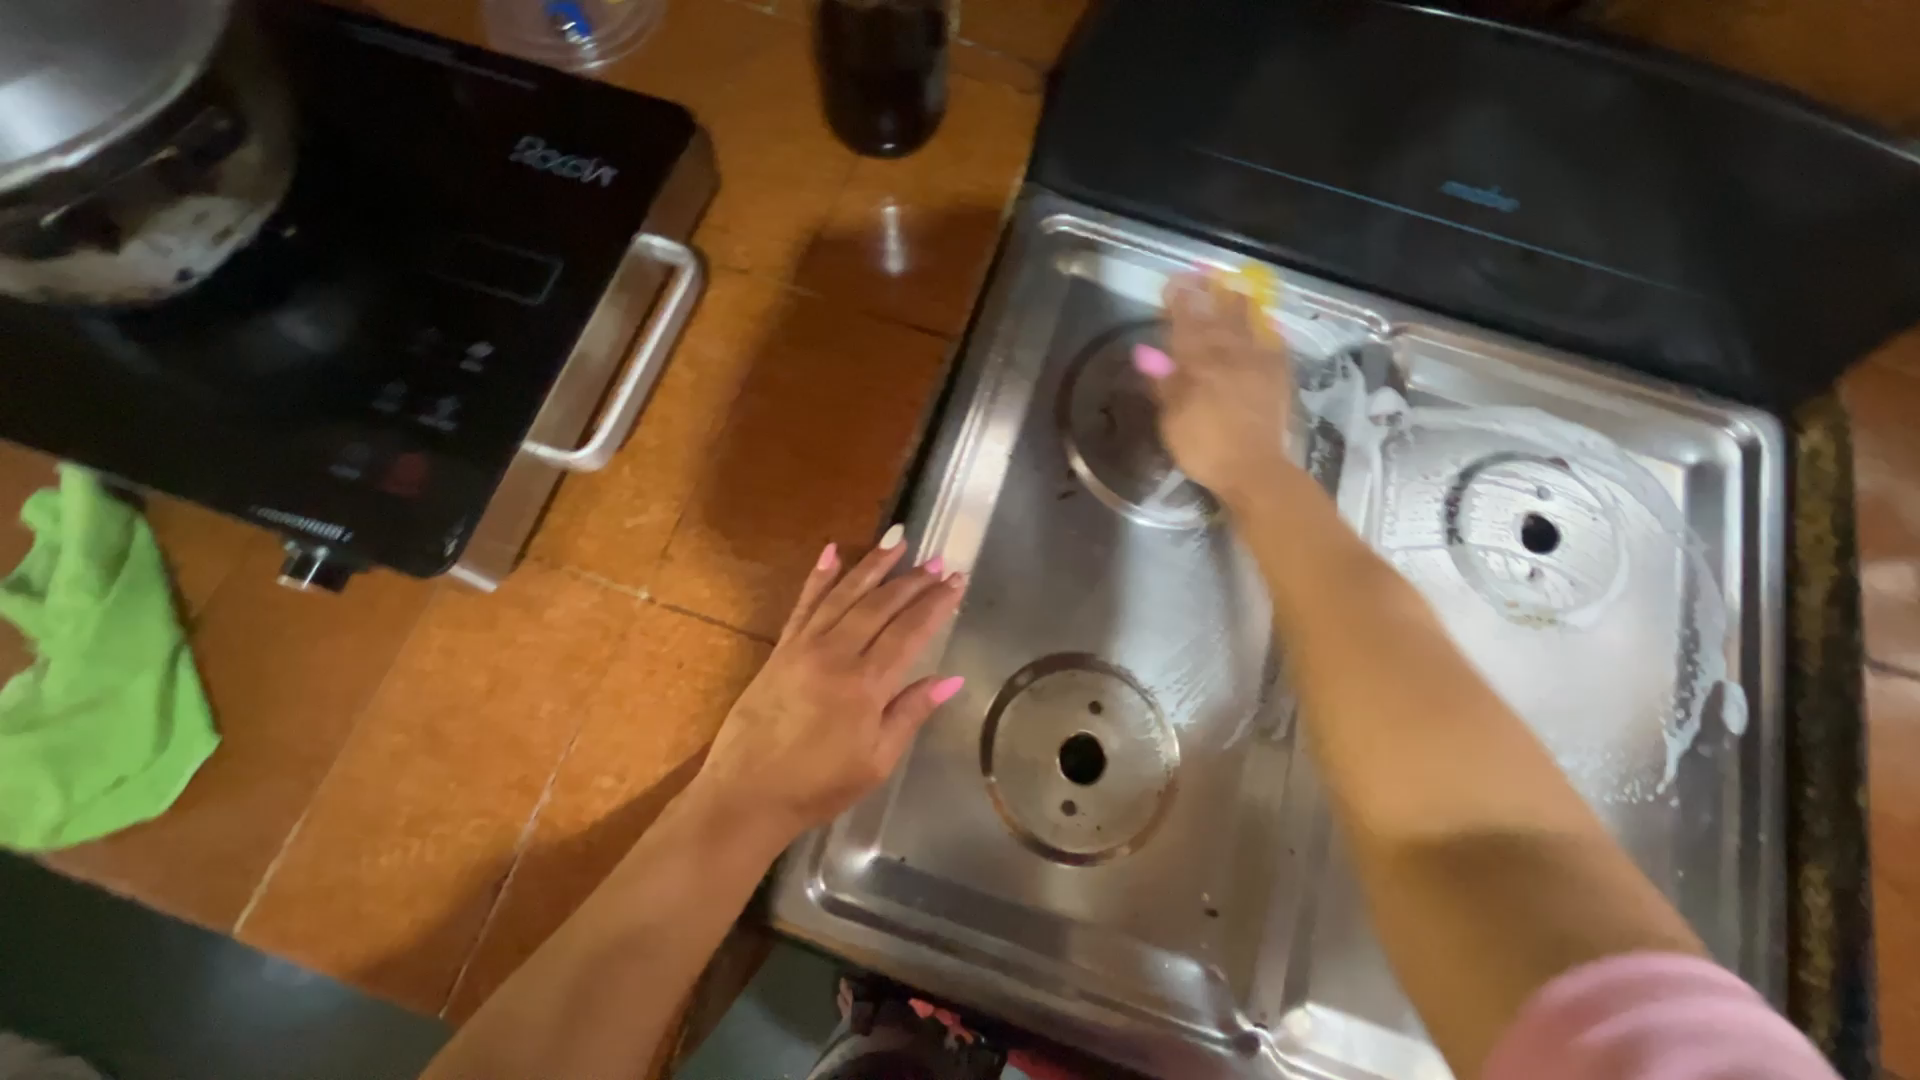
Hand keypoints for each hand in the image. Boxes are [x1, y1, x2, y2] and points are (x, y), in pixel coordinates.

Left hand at [694, 532, 966, 844]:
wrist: (746, 793)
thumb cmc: (818, 786)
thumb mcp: (876, 761)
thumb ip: (910, 713)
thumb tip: (950, 679)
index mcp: (866, 685)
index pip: (909, 632)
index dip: (936, 604)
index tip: (957, 580)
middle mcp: (836, 655)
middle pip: (880, 605)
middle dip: (912, 580)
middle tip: (936, 559)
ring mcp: (804, 647)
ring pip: (845, 594)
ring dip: (873, 565)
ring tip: (897, 539)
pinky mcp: (781, 649)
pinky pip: (804, 604)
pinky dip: (820, 576)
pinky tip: (832, 551)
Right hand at [1134, 272, 1295, 501]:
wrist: (1253, 469)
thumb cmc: (1203, 447)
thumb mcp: (1172, 418)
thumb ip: (1164, 382)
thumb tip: (1146, 353)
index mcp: (1198, 362)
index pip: (1185, 322)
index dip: (1179, 300)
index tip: (1173, 282)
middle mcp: (1228, 354)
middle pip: (1217, 316)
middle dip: (1208, 294)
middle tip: (1203, 275)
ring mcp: (1257, 364)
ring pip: (1246, 324)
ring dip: (1238, 304)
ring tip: (1234, 287)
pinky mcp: (1278, 379)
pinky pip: (1273, 346)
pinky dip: (1268, 332)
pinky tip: (1267, 326)